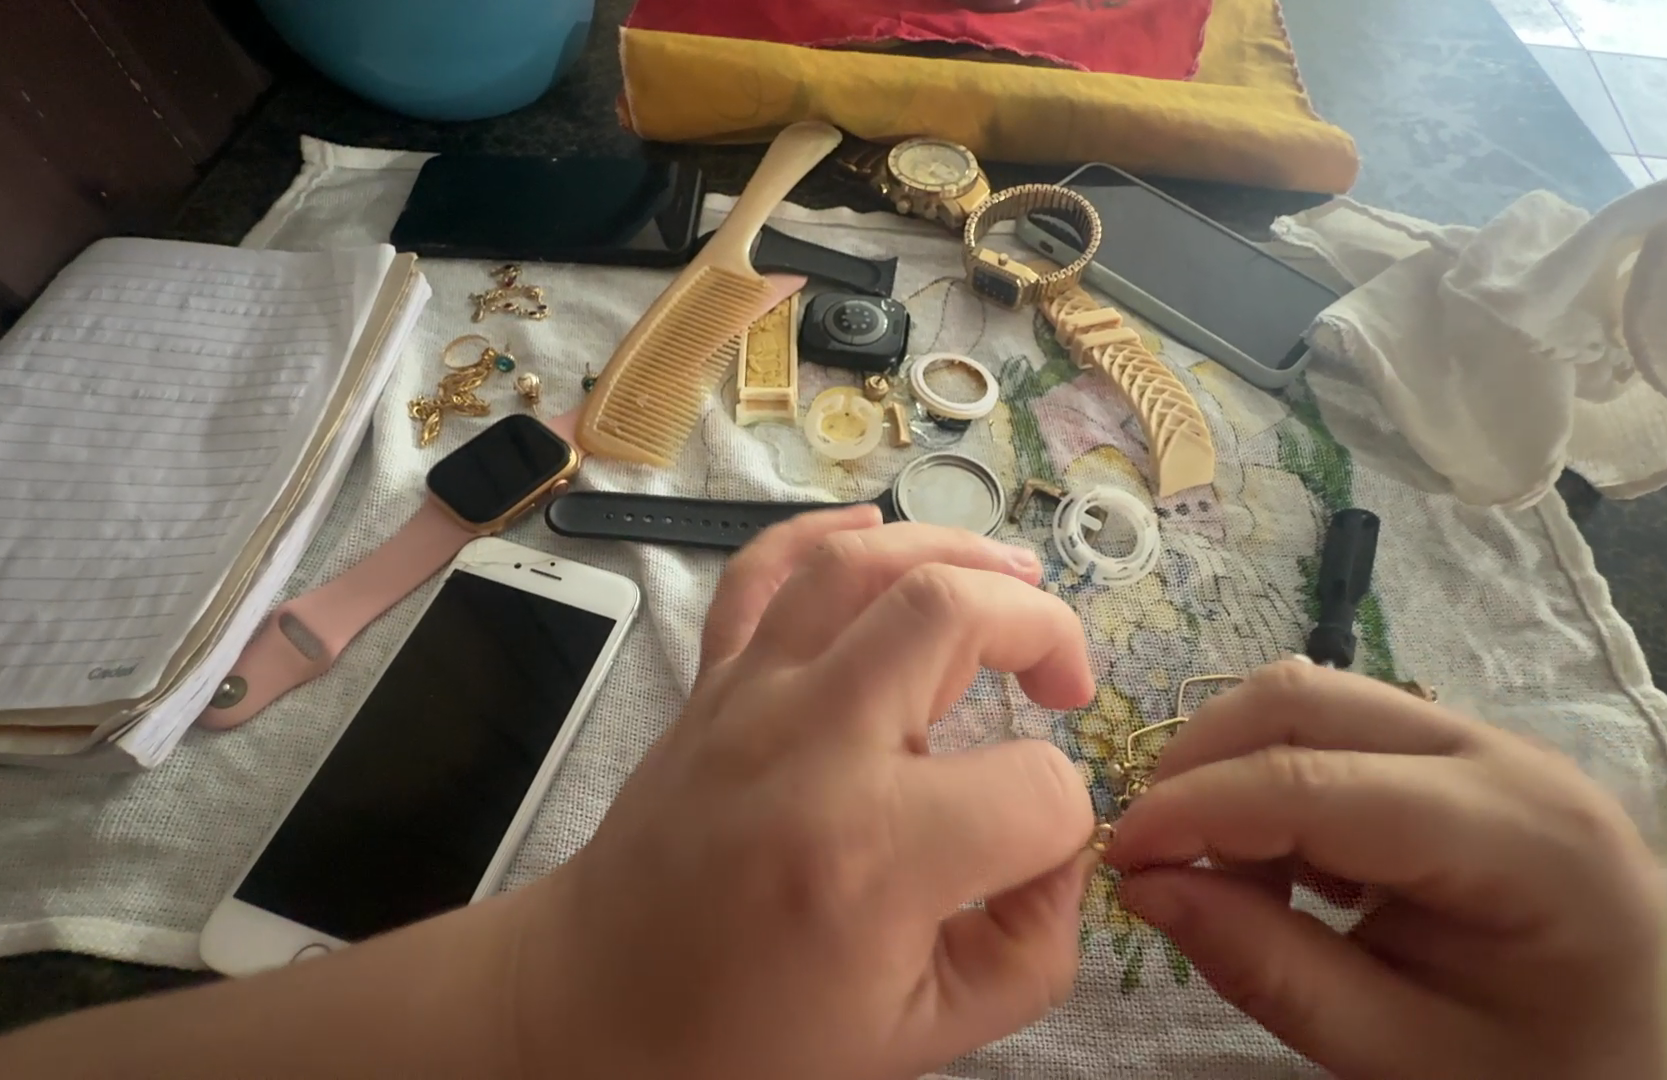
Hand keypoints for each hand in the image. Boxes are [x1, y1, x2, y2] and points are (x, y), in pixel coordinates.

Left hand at [510, 507, 1098, 1079]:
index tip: (1040, 838)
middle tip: (1061, 675)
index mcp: (873, 850)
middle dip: (1040, 625)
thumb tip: (1059, 839)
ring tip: (1012, 575)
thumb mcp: (925, 1034)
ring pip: (859, 565)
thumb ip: (1030, 945)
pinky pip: (758, 572)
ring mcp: (750, 691)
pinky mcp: (713, 676)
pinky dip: (818, 530)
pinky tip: (873, 529)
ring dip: (953, 549)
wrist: (600, 999)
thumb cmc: (755, 1032)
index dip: (1065, 814)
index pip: (1033, 788)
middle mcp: (812, 741)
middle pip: (951, 612)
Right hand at [1105, 661, 1666, 1079]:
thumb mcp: (1397, 1056)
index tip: (1120, 855)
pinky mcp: (1446, 738)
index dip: (1194, 809)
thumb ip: (1264, 967)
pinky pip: (1322, 717)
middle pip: (1298, 700)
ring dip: (1226, 759)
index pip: (1312, 785)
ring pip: (1301, 693)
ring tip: (1229, 856)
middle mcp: (1505, 755)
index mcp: (1527, 844)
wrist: (1635, 1063)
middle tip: (1157, 843)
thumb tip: (1142, 887)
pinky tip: (1285, 850)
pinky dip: (1263, 766)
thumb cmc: (1525, 1072)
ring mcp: (1478, 735)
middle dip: (1198, 762)